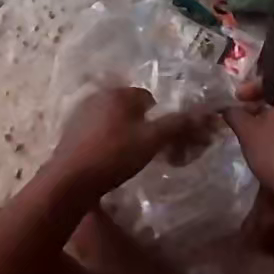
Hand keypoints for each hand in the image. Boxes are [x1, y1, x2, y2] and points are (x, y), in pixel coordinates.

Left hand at [45, 87, 206, 199]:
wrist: (70, 180)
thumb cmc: (114, 155)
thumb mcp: (152, 140)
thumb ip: (178, 125)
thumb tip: (203, 115)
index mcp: (118, 93)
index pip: (149, 98)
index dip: (160, 119)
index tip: (163, 140)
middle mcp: (98, 97)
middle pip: (131, 108)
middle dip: (143, 126)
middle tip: (150, 150)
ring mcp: (81, 114)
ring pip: (114, 120)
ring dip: (125, 135)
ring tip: (130, 158)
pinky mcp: (70, 133)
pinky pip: (98, 132)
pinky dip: (107, 143)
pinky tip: (109, 161)